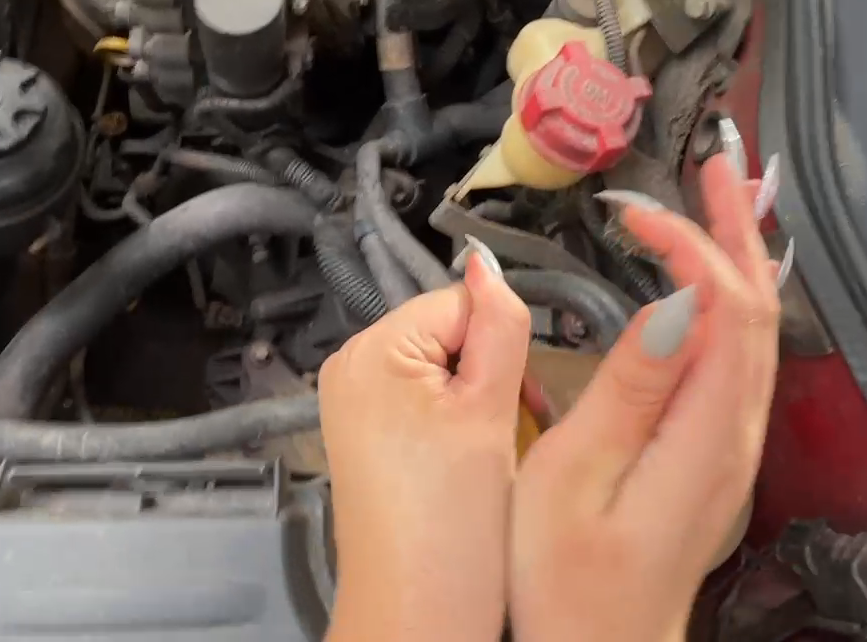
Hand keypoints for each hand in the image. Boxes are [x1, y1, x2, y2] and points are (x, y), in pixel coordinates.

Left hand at [318, 238, 532, 641]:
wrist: (415, 622)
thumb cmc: (451, 525)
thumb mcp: (488, 411)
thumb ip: (497, 325)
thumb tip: (485, 259)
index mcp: (370, 350)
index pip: (459, 305)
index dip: (499, 349)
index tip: (517, 401)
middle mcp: (349, 365)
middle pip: (447, 333)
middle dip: (487, 376)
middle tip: (504, 435)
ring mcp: (352, 400)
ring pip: (441, 367)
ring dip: (476, 401)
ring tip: (487, 454)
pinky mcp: (363, 431)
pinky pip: (420, 398)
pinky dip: (452, 422)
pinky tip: (463, 464)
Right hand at [509, 148, 783, 641]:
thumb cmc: (562, 575)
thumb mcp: (574, 477)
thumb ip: (632, 390)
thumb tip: (677, 304)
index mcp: (705, 436)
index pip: (726, 312)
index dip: (694, 248)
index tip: (638, 213)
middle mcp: (737, 434)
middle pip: (760, 313)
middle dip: (741, 232)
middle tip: (719, 166)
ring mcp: (730, 445)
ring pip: (756, 332)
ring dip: (740, 258)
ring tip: (719, 203)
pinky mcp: (712, 451)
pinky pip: (739, 356)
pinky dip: (728, 300)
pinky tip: (710, 281)